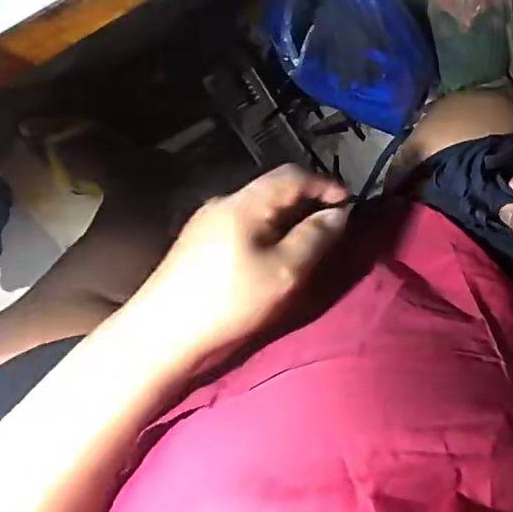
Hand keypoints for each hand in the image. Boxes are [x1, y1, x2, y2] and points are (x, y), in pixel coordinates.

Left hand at [119, 165, 350, 362]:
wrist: (161, 336)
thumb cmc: (229, 301)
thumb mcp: (285, 271)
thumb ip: (316, 237)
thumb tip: (339, 213)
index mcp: (245, 203)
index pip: (293, 175)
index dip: (326, 185)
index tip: (351, 204)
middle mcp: (224, 203)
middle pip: (275, 189)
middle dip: (309, 201)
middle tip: (335, 224)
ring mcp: (207, 222)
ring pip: (260, 207)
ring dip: (290, 217)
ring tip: (310, 241)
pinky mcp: (199, 243)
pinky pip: (246, 223)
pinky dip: (271, 230)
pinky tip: (276, 254)